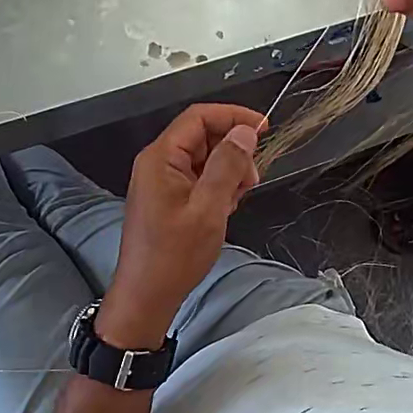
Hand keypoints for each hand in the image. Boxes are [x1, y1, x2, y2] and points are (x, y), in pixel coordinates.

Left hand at [95, 104, 265, 350]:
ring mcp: (162, 182)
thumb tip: (245, 132)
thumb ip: (227, 165)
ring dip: (229, 170)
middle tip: (252, 178)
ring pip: (204, 158)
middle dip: (234, 150)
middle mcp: (158, 163)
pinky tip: (226, 207)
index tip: (264, 128)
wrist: (148, 295)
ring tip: (239, 197)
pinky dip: (218, 186)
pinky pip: (199, 178)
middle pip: (203, 137)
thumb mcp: (208, 208)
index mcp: (161, 158)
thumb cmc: (175, 255)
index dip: (233, 116)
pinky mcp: (169, 199)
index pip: (199, 117)